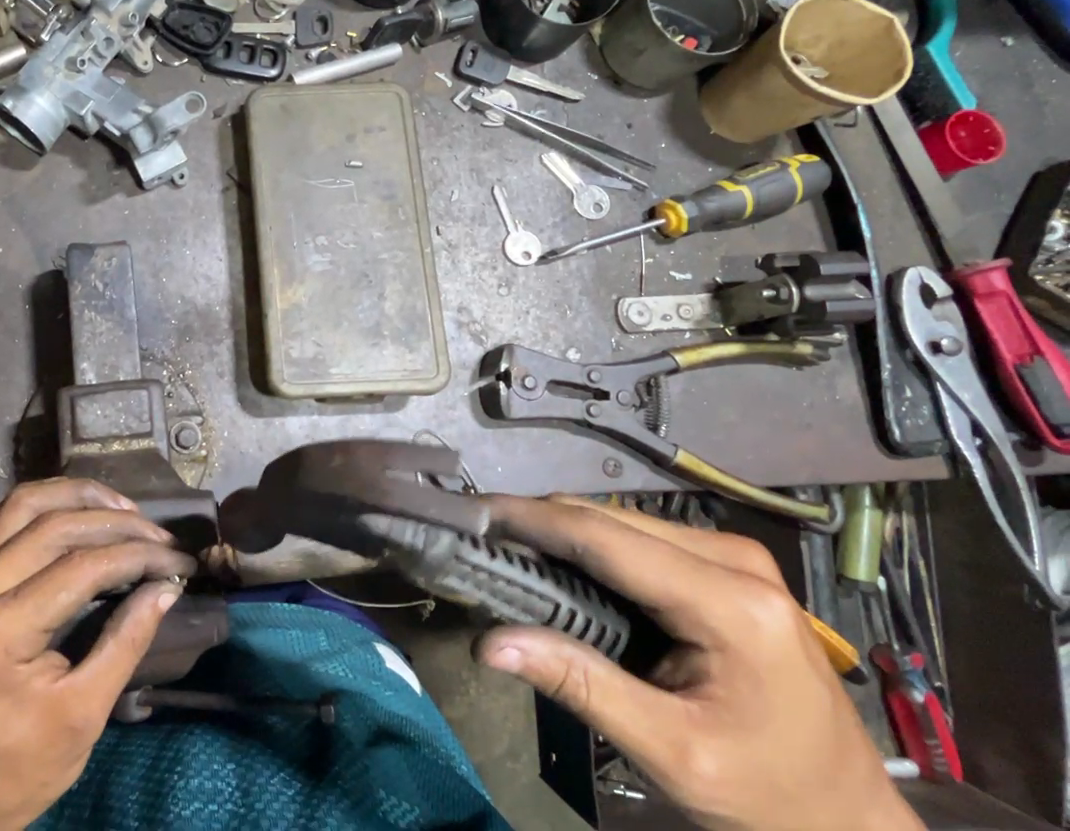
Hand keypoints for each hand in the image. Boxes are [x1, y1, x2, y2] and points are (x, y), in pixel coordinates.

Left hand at [0, 480, 195, 830]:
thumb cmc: (23, 765)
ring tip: (125, 508)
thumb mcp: (85, 712)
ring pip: (19, 509)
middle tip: (161, 538)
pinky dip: (42, 508)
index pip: (77, 568)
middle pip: (50, 528)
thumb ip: (124, 641)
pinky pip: (1, 525)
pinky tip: (77, 512)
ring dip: (75, 498)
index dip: (134, 557)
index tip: (178, 562)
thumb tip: (165, 587)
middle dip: (114, 524)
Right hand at [476, 496, 921, 830]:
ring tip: (497, 555)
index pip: (603, 537)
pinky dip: (584, 551)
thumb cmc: (768, 793)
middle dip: (534, 525)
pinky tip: (549, 569)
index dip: (527, 518)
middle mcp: (734, 560)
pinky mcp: (725, 571)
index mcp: (731, 602)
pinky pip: (635, 542)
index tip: (465, 512)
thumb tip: (490, 643)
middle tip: (469, 542)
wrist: (847, 819)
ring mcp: (733, 561)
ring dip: (555, 535)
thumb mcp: (673, 752)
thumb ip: (582, 686)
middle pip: (607, 520)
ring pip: (617, 523)